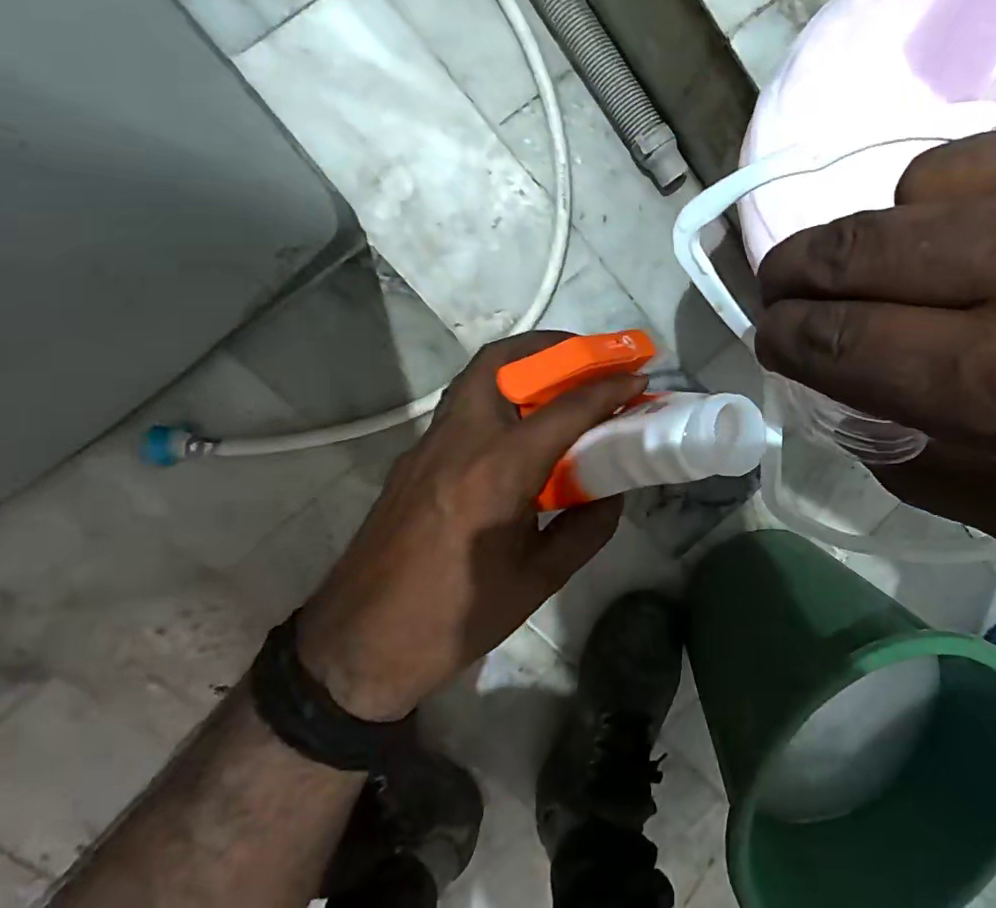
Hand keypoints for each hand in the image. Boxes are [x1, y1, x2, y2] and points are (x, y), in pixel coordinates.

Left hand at [294, 333, 645, 719]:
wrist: (357, 647)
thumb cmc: (455, 619)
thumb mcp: (538, 580)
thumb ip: (585, 528)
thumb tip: (613, 492)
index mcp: (497, 472)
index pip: (563, 410)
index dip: (607, 389)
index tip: (638, 376)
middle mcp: (460, 441)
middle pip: (502, 360)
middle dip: (552, 347)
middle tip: (590, 360)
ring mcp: (428, 446)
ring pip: (475, 378)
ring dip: (521, 366)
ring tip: (561, 386)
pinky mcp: (412, 460)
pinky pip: (461, 407)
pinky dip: (499, 397)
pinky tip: (521, 434)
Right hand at [755, 69, 995, 577]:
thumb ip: (929, 461)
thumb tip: (844, 402)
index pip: (857, 339)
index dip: (792, 335)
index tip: (766, 329)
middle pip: (876, 238)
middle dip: (805, 266)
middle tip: (784, 278)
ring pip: (943, 172)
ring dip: (910, 226)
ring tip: (933, 259)